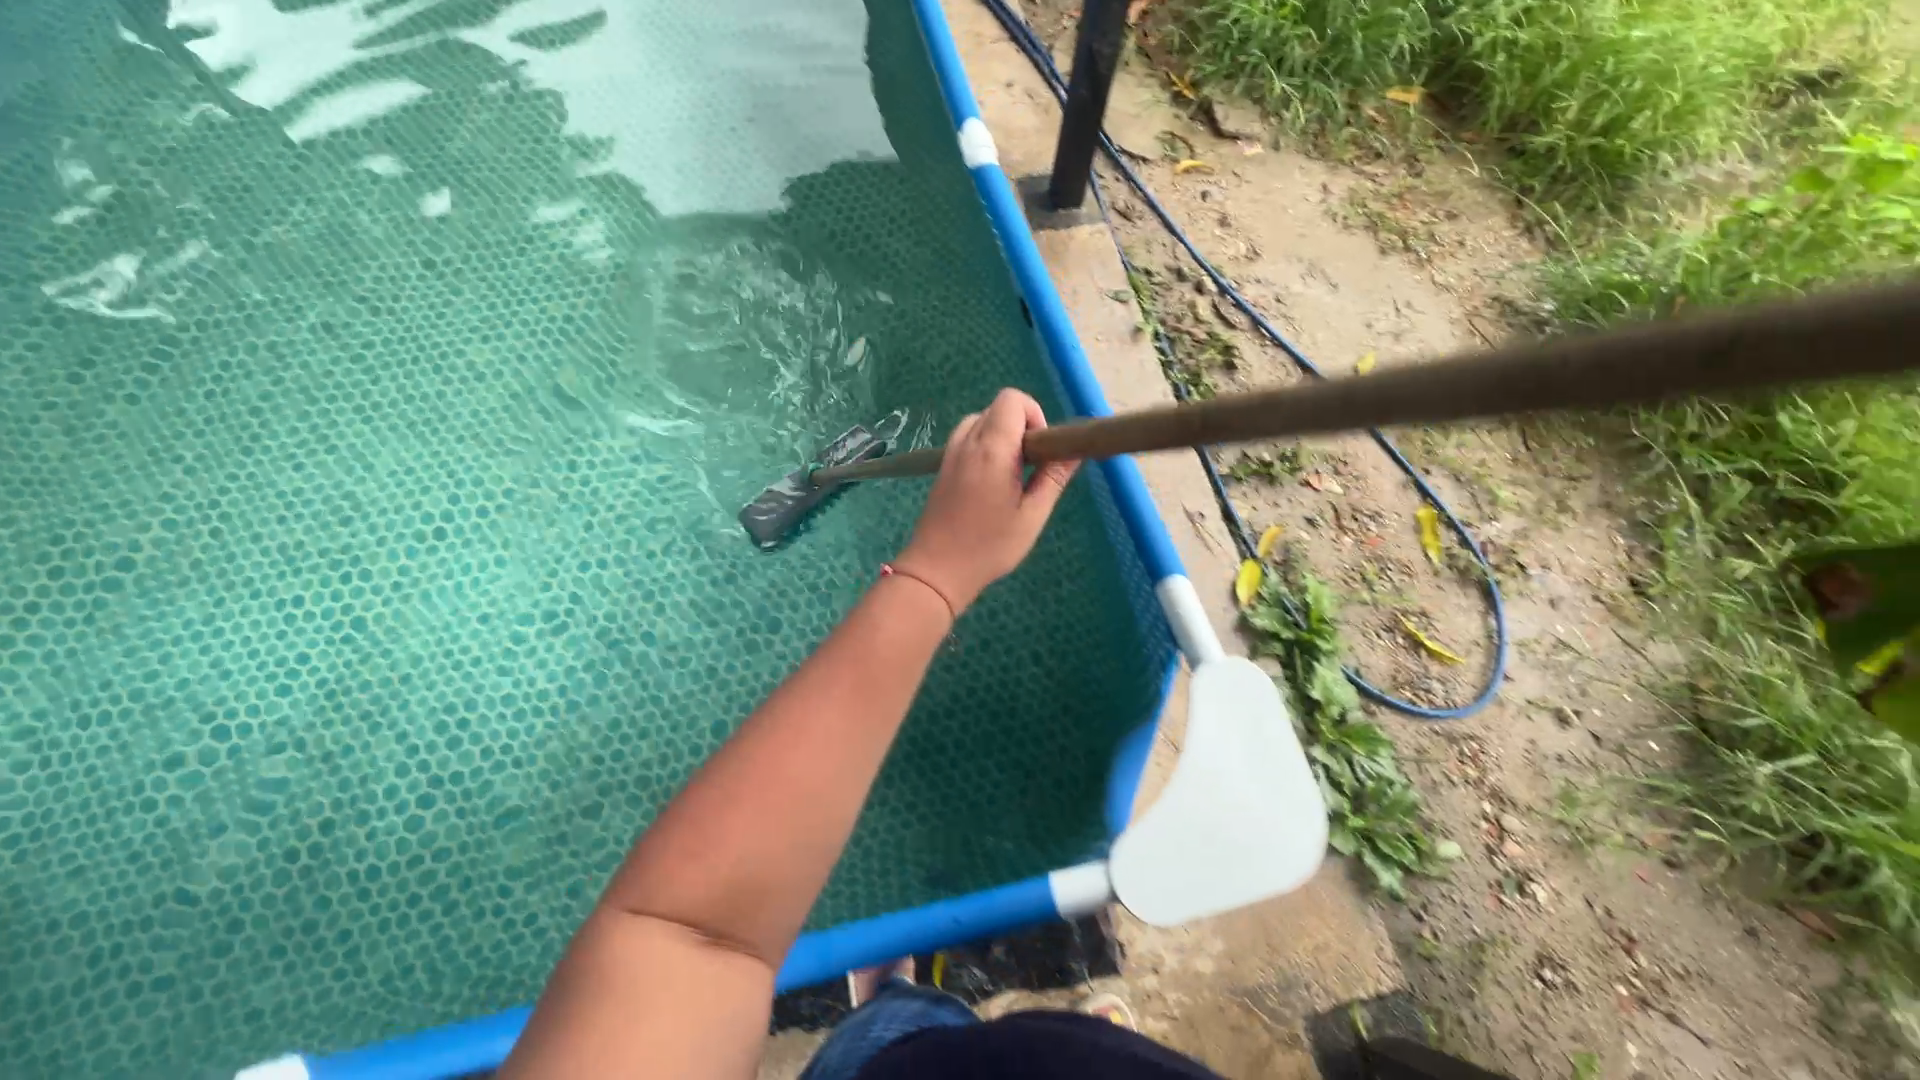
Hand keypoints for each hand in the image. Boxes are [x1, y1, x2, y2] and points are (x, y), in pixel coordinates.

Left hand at [893, 388, 1079, 614]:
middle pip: (998, 407)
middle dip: (1021, 426)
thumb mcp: (1032, 516)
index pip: (1013, 399)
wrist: (936, 570)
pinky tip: (992, 483)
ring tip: (1012, 476)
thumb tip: (1075, 449)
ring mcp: (951, 453)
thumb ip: (1054, 477)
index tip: (1041, 452)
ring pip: (981, 421)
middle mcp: (967, 442)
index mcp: (992, 448)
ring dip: (1002, 436)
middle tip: (1031, 468)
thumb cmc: (989, 547)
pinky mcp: (943, 466)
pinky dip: (986, 447)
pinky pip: (968, 439)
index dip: (1035, 415)